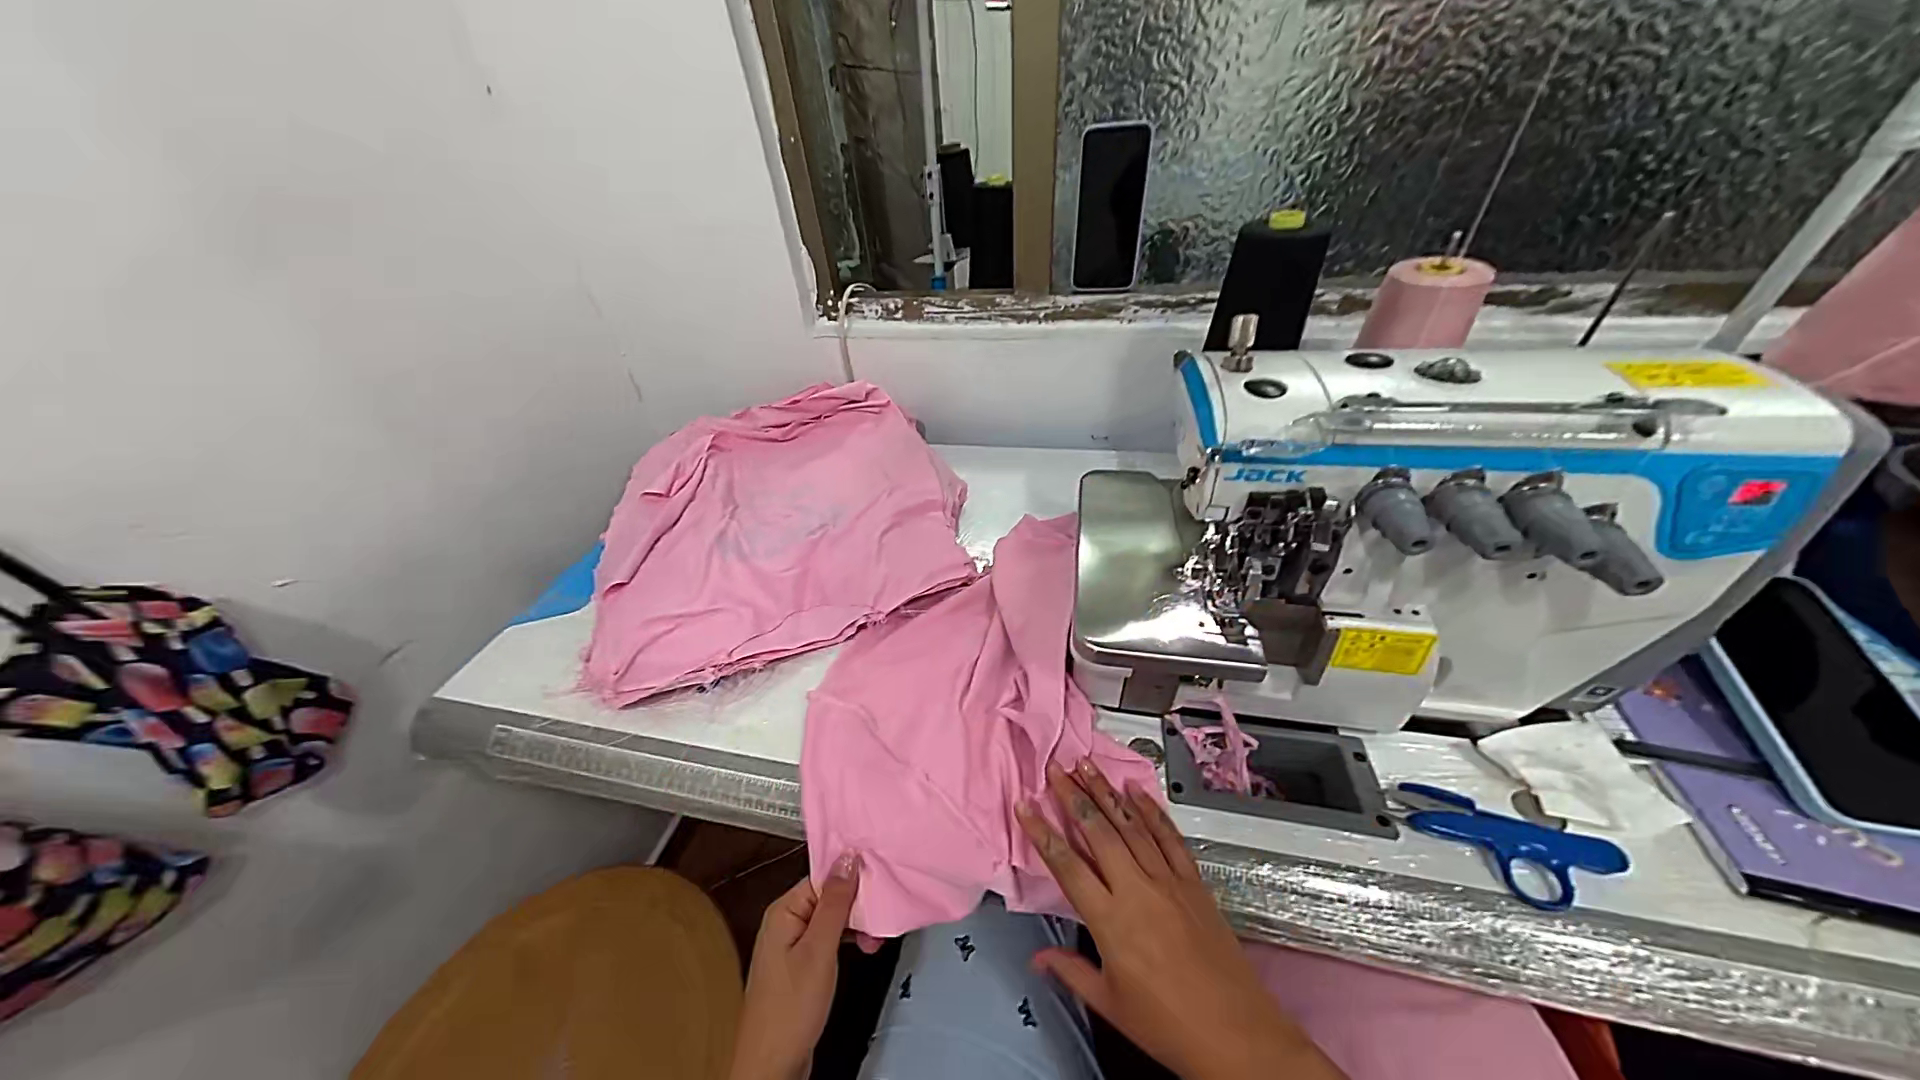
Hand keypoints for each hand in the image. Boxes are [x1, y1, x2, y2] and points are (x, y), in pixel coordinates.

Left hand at [729, 852, 860, 1079]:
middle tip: (880, 923)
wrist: (771, 1067)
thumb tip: (847, 857)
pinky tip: (863, 948)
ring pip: (832, 918)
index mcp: (784, 910)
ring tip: (874, 941)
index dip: (852, 878)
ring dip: (855, 925)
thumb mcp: (819, 950)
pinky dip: (847, 941)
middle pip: (829, 896)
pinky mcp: (801, 964)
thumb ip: (835, 902)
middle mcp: (786, 921)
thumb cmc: (792, 1008)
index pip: (823, 877)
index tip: (879, 884)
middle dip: (857, 906)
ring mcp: (792, 943)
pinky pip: (828, 938)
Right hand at [1018, 762, 1346, 1079]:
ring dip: (1106, 792)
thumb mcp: (1110, 1004)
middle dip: (1073, 795)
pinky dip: (1152, 811)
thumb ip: (1071, 971)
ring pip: (1131, 825)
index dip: (1042, 831)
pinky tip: (1137, 791)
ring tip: (1088, 766)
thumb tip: (1039, 958)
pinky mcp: (1194, 883)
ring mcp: (1169, 883)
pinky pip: (1169, 837)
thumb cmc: (1171, 1027)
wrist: (1238, 1037)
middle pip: (1098, 831)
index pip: (1066, 864)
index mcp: (1111, 921)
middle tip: (1056, 769)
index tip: (1025, 806)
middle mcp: (1138, 892)